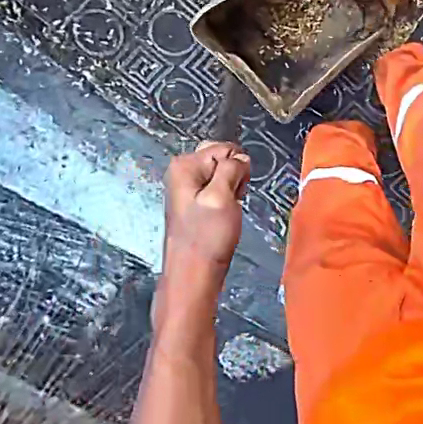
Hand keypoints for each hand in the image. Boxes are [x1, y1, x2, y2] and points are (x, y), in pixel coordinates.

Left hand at [161, 141, 251, 275]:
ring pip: (224, 177)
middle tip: (229, 201)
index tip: (232, 190)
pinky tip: (222, 217)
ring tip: (225, 211)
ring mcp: (188, 189)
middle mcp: (182, 173)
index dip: (236, 168)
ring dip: (232, 191)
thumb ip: (232, 169)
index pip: (225, 149)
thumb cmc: (206, 238)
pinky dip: (227, 201)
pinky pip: (220, 191)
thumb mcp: (222, 197)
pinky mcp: (195, 203)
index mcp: (184, 166)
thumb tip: (240, 158)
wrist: (194, 274)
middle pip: (223, 160)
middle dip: (234, 177)